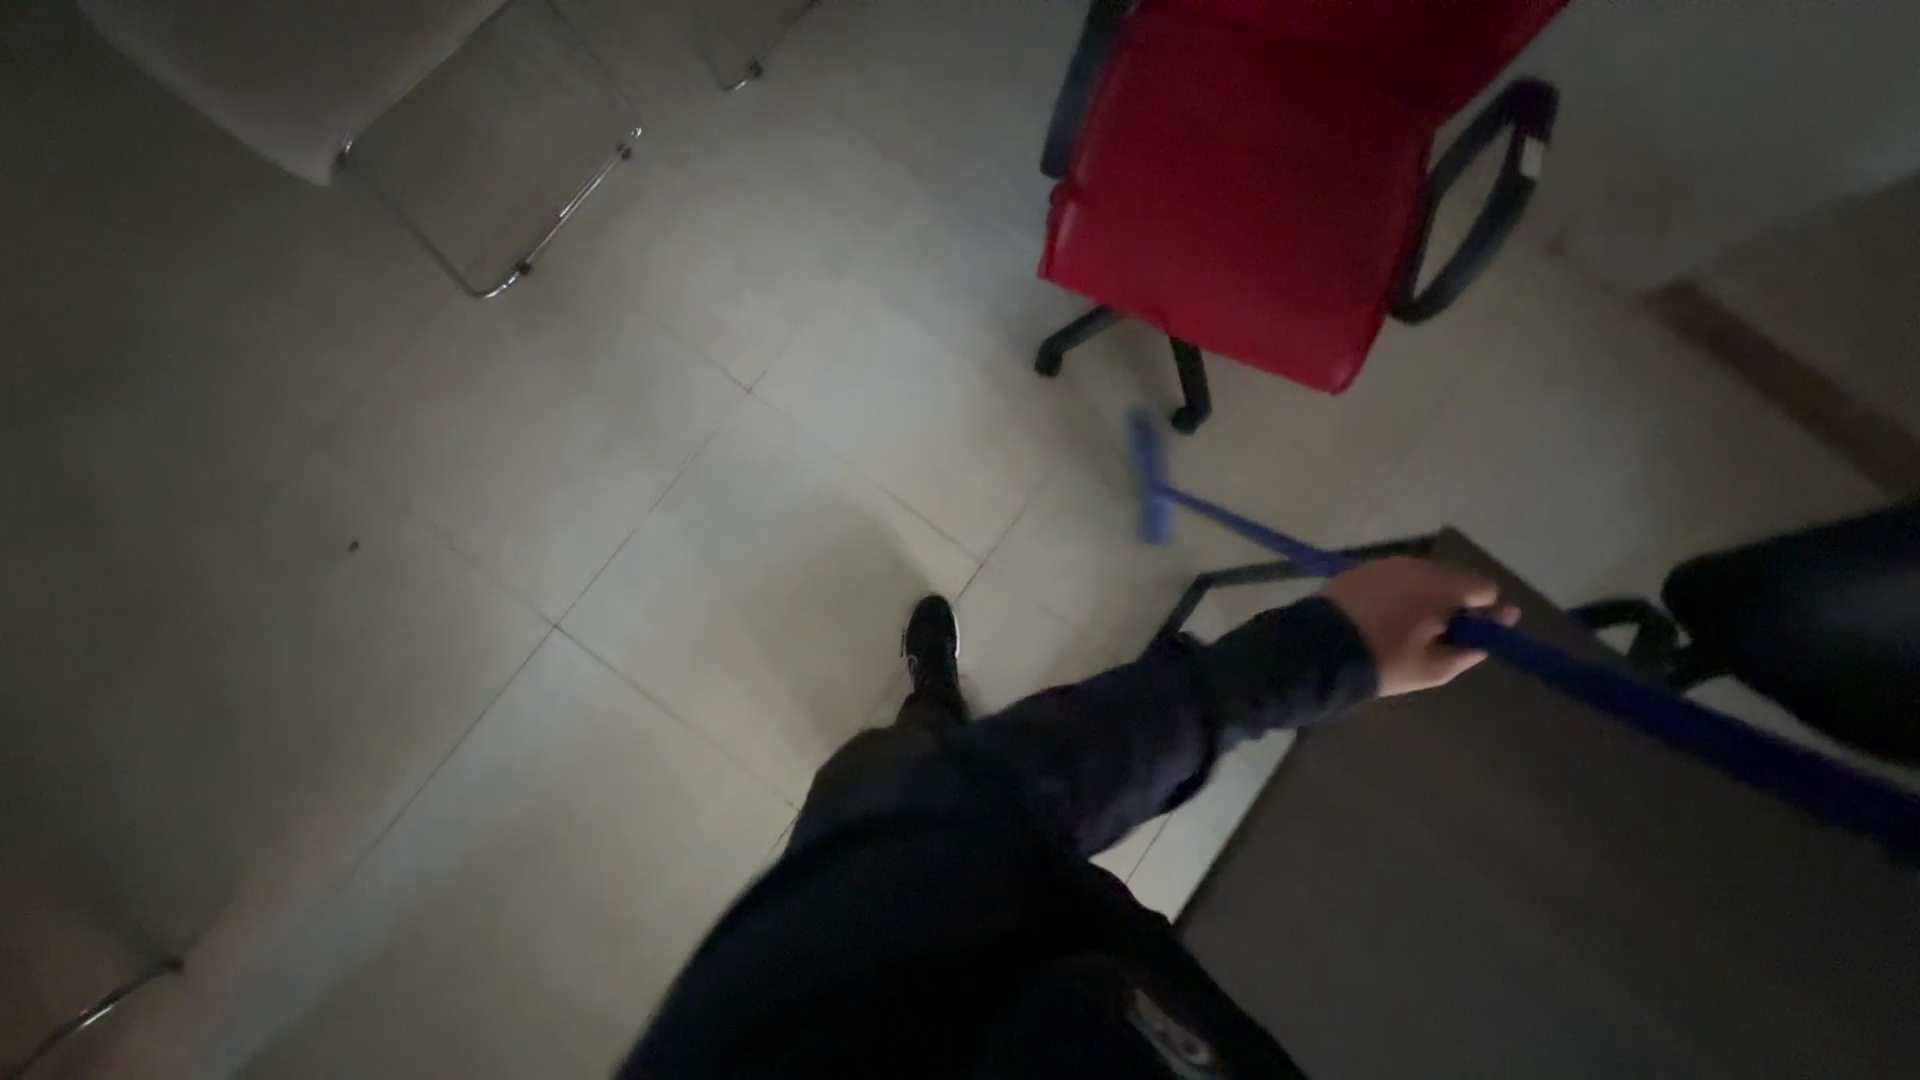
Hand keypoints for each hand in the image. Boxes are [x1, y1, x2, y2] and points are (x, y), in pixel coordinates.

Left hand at [1322, 556, 1519, 696]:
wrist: (1317, 650)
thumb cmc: (1383, 661)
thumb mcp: (1437, 666)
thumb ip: (1476, 642)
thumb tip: (1504, 617)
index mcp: (1440, 584)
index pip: (1483, 588)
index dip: (1483, 613)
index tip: (1466, 636)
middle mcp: (1414, 565)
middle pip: (1450, 580)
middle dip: (1449, 605)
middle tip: (1431, 638)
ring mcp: (1381, 564)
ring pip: (1418, 578)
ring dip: (1420, 599)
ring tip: (1401, 631)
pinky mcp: (1356, 570)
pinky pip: (1390, 580)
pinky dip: (1393, 595)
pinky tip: (1378, 619)